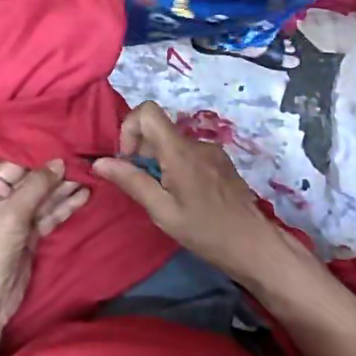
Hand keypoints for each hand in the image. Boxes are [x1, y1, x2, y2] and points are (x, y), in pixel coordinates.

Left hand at [0, 160, 88, 331]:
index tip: (70, 148)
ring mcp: (14, 216)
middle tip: (85, 164)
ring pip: (43, 197)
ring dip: (64, 189)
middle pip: (32, 180)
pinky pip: (48, 214)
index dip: (43, 158)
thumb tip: (59, 162)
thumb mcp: (13, 212)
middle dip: (57, 174)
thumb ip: (38, 185)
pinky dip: (64, 206)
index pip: (17, 164)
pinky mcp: (28, 233)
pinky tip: (82, 196)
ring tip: (90, 178)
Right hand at [94, 103, 303, 284]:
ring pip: (172, 143)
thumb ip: (132, 182)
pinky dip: (176, 167)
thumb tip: (100, 162)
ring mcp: (211, 150)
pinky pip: (188, 153)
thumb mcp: (162, 211)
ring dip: (159, 162)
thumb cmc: (206, 231)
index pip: (147, 111)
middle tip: (143, 186)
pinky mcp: (220, 161)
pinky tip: (184, 196)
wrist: (255, 244)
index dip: (129, 129)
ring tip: (164, 196)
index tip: (128, 161)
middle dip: (141, 151)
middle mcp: (196, 142)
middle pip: (158, 128)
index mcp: (179, 151)